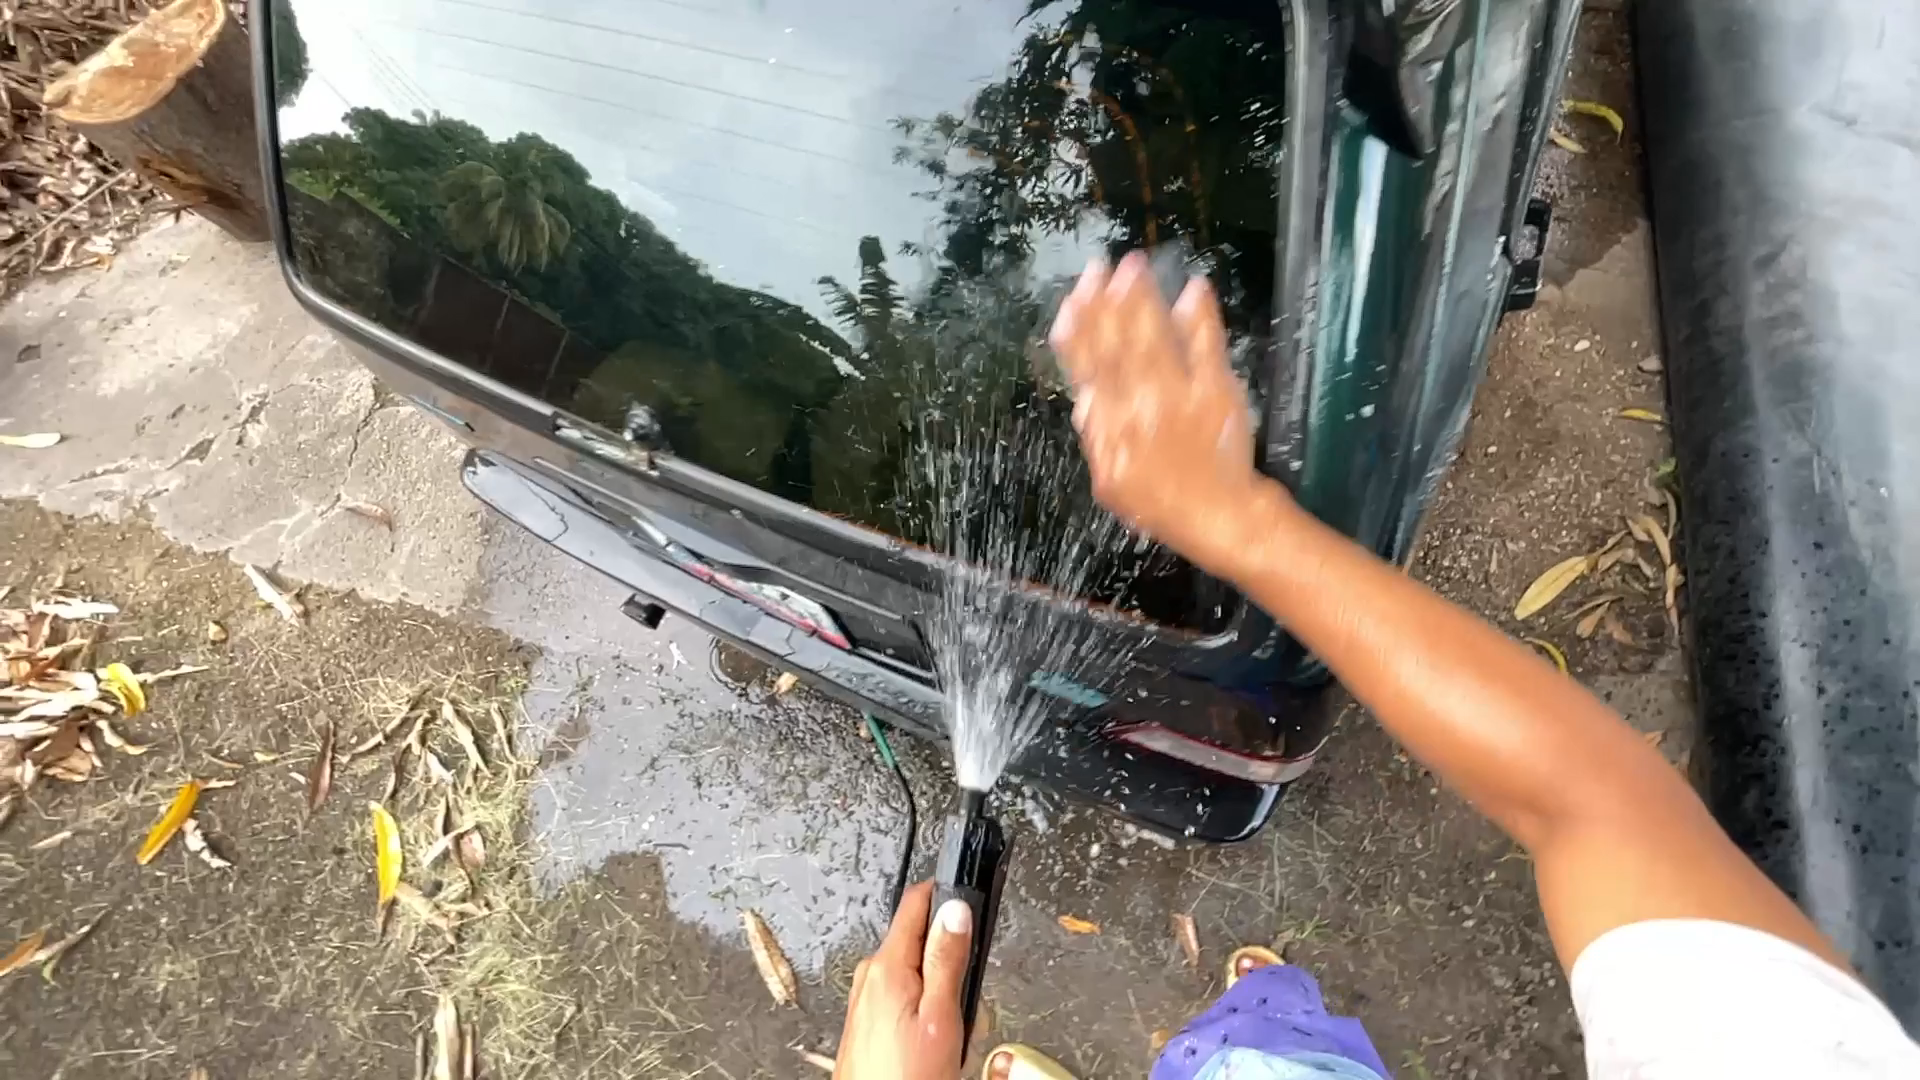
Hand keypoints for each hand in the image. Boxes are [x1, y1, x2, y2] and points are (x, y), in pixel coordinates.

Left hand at [834, 882, 974, 1079]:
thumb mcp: (940, 1019)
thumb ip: (947, 959)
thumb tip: (956, 908)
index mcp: (886, 965)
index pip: (917, 901)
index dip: (946, 897)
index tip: (969, 905)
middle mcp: (870, 975)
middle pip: (919, 939)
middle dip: (948, 961)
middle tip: (963, 1002)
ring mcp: (865, 998)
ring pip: (914, 972)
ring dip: (938, 993)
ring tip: (948, 1035)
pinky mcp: (866, 1021)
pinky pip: (902, 997)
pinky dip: (922, 1012)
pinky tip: (931, 1045)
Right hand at [1049, 252, 1279, 573]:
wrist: (1217, 515)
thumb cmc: (1158, 503)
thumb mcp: (1111, 483)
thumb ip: (1097, 438)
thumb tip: (1085, 397)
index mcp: (1114, 426)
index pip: (1089, 371)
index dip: (1078, 335)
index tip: (1071, 303)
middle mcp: (1142, 404)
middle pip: (1119, 347)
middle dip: (1105, 306)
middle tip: (1096, 269)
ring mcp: (1181, 395)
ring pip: (1155, 340)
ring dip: (1143, 302)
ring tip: (1132, 267)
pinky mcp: (1216, 391)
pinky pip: (1207, 349)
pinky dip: (1201, 319)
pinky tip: (1194, 288)